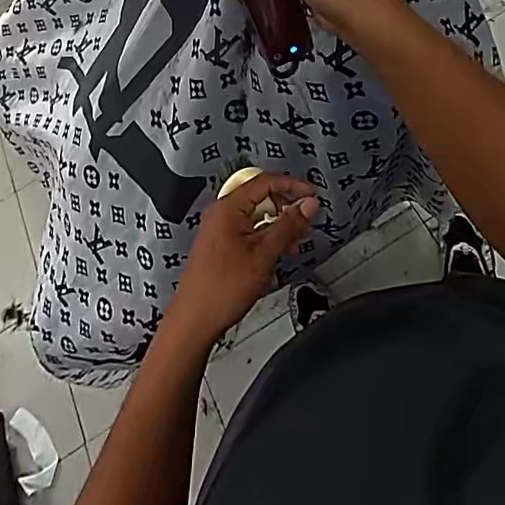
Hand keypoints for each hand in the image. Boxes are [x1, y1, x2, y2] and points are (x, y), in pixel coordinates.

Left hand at [164, 172, 321, 344]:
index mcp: (229, 208)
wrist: (194, 322)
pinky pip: (248, 229)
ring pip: (256, 214)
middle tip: (305, 218)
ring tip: (295, 240)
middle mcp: (221, 214)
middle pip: (261, 196)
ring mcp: (219, 229)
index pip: (266, 182)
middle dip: (286, 206)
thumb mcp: (264, 254)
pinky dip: (266, 235)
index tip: (311, 195)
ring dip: (278, 224)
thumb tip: (308, 204)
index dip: (293, 186)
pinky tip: (278, 251)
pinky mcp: (220, 244)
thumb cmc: (220, 291)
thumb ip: (289, 225)